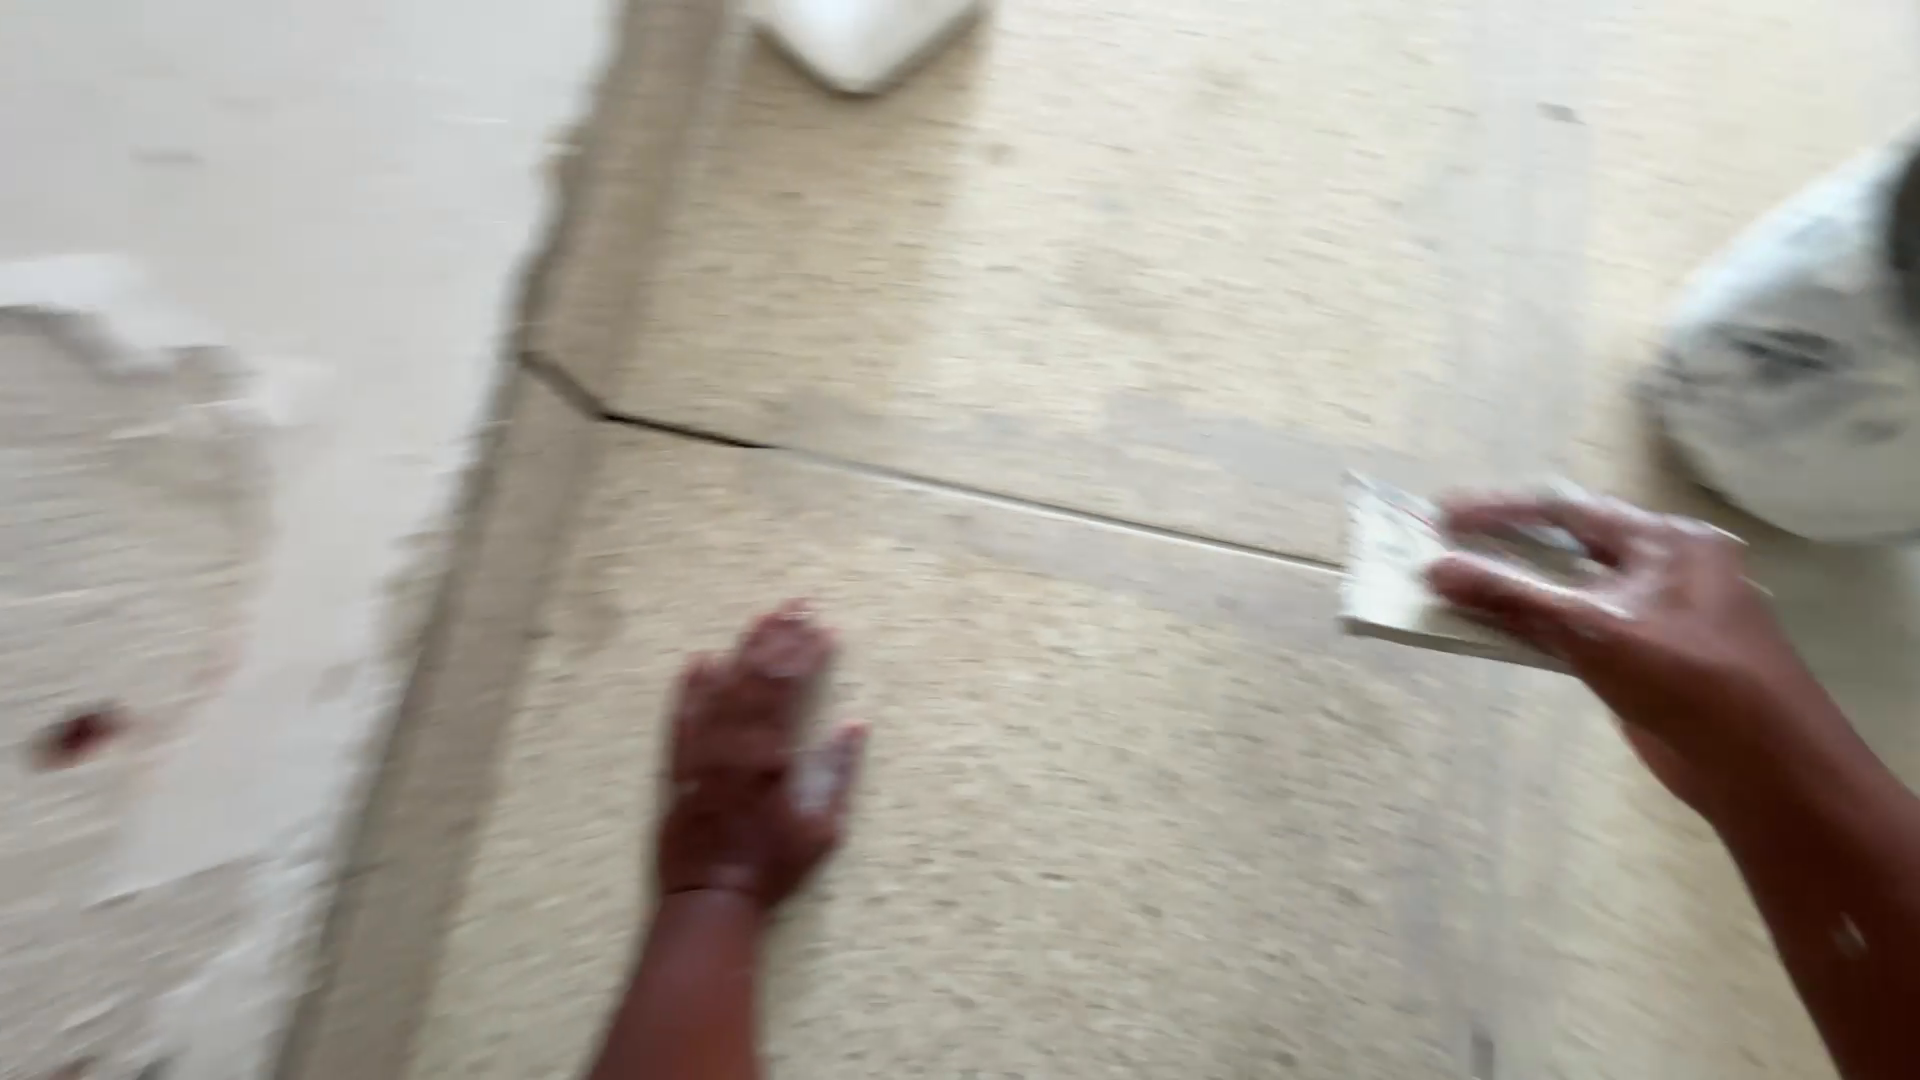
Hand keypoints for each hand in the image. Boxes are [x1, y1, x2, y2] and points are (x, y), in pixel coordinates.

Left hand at [655, 601, 867, 910]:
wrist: (710, 897)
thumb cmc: (771, 865)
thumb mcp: (822, 826)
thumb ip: (838, 771)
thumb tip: (855, 724)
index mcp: (769, 753)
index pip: (790, 686)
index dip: (808, 654)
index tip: (826, 631)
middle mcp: (732, 741)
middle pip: (756, 673)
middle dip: (780, 635)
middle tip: (799, 604)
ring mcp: (701, 749)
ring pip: (722, 684)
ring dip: (744, 649)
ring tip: (764, 618)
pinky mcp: (678, 763)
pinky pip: (682, 713)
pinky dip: (691, 685)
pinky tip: (700, 660)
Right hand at [1425, 490, 1843, 810]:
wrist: (1761, 766)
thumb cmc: (1685, 678)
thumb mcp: (1591, 626)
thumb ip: (1509, 595)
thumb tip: (1435, 570)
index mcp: (1666, 543)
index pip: (1567, 510)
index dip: (1498, 510)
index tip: (1442, 516)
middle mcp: (1660, 566)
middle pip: (1563, 543)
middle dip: (1500, 544)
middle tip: (1444, 542)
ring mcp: (1647, 610)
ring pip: (1561, 586)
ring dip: (1507, 586)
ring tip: (1452, 581)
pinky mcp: (1632, 650)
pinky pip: (1565, 622)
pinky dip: (1523, 620)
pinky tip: (1484, 624)